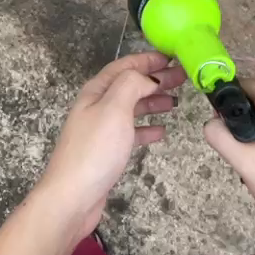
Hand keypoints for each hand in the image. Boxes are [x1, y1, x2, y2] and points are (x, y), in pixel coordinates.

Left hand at [29, 52, 184, 241]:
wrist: (73, 197)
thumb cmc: (95, 150)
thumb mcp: (114, 108)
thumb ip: (131, 85)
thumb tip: (148, 77)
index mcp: (96, 90)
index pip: (124, 66)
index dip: (146, 60)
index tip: (170, 58)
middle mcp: (97, 105)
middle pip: (129, 85)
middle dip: (154, 79)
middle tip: (181, 78)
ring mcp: (101, 129)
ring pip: (131, 108)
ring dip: (152, 102)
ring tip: (175, 101)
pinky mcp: (107, 151)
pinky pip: (130, 132)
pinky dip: (146, 129)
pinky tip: (161, 132)